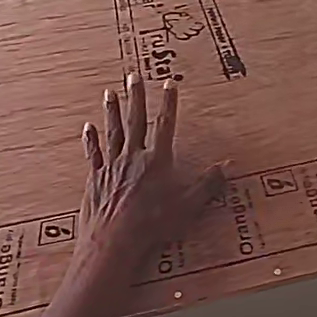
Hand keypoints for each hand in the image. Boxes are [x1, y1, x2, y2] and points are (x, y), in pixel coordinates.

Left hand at [76, 74, 224, 280]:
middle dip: (136, 97)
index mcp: (157, 161)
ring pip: (113, 132)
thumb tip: (229, 166)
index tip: (169, 83)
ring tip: (110, 92)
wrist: (115, 240)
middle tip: (132, 75)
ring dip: (112, 111)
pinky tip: (87, 127)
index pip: (165, 124)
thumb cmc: (153, 225)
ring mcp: (112, 166)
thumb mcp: (188, 206)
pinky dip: (91, 140)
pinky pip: (94, 154)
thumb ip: (208, 184)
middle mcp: (133, 157)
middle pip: (135, 121)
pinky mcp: (96, 179)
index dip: (168, 103)